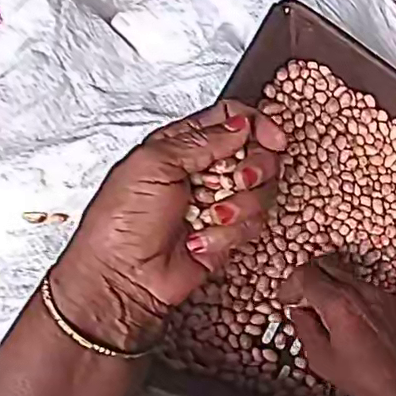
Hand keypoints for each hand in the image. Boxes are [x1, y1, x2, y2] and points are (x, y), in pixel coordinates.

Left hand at [48, 100, 286, 350]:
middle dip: (256, 169)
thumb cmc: (122, 221)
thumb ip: (202, 140)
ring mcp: (221, 203)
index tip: (273, 138)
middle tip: (239, 180)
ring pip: (261, 192)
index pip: (232, 120)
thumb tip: (241, 124)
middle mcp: (205, 171)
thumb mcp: (154, 163)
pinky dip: (229, 234)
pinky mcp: (230, 233)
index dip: (258, 125)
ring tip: (209, 217)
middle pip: (257, 155)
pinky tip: (202, 239)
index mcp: (182, 145)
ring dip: (239, 207)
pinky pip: (254, 225)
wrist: (124, 275)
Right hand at [278, 255, 395, 395]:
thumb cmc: (368, 377)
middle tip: (300, 301)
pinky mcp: (391, 302)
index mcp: (340, 305)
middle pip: (325, 265)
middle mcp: (361, 292)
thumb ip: (305, 329)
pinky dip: (348, 294)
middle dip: (308, 279)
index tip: (287, 300)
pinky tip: (345, 318)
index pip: (306, 274)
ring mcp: (379, 294)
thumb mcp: (322, 360)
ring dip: (329, 286)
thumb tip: (299, 313)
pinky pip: (362, 286)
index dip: (290, 286)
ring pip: (345, 274)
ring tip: (323, 312)